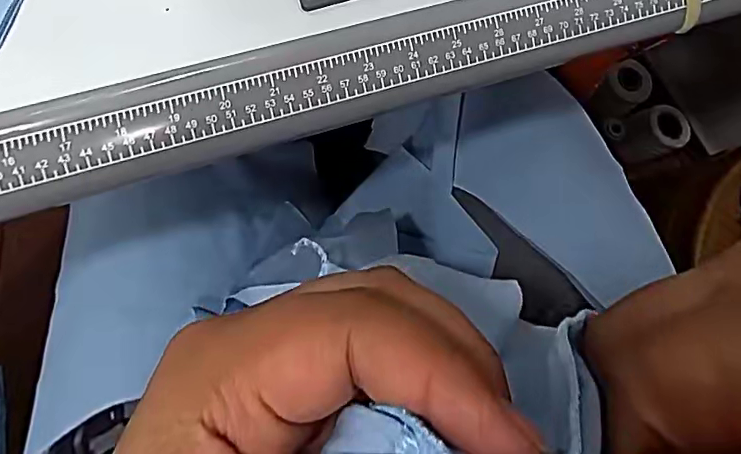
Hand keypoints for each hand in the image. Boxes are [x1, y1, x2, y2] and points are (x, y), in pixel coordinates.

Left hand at [119, 266, 542, 453]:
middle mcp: (245, 333)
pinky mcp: (279, 378)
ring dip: (446, 366)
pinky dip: (415, 380)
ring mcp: (262, 348)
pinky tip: (443, 418)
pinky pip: (363, 352)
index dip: (445, 371)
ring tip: (489, 429)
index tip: (514, 442)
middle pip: (378, 300)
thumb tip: (469, 442)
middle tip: (513, 440)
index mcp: (225, 364)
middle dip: (458, 362)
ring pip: (379, 314)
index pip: (357, 324)